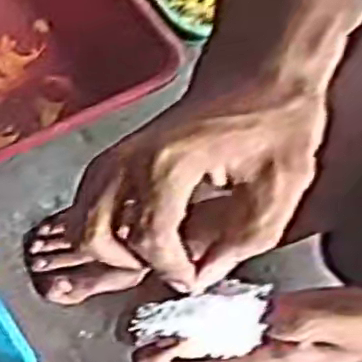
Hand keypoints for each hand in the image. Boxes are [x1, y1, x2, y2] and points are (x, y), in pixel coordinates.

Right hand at [68, 84, 325, 293]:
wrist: (254, 80)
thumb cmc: (272, 123)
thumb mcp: (283, 182)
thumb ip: (248, 236)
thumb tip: (205, 275)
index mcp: (167, 167)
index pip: (148, 235)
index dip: (168, 266)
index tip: (188, 280)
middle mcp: (123, 167)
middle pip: (94, 236)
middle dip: (124, 262)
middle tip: (160, 268)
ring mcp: (104, 168)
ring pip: (78, 228)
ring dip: (106, 250)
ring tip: (147, 253)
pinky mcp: (99, 170)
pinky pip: (81, 214)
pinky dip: (100, 233)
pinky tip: (135, 234)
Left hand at [135, 287, 361, 361]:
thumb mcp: (346, 324)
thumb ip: (307, 323)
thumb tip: (271, 319)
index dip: (155, 358)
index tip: (176, 333)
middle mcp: (218, 360)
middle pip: (145, 361)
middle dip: (145, 333)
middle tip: (164, 307)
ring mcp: (221, 342)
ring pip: (157, 337)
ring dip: (159, 314)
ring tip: (178, 293)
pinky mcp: (229, 322)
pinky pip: (183, 317)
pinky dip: (181, 302)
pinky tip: (201, 287)